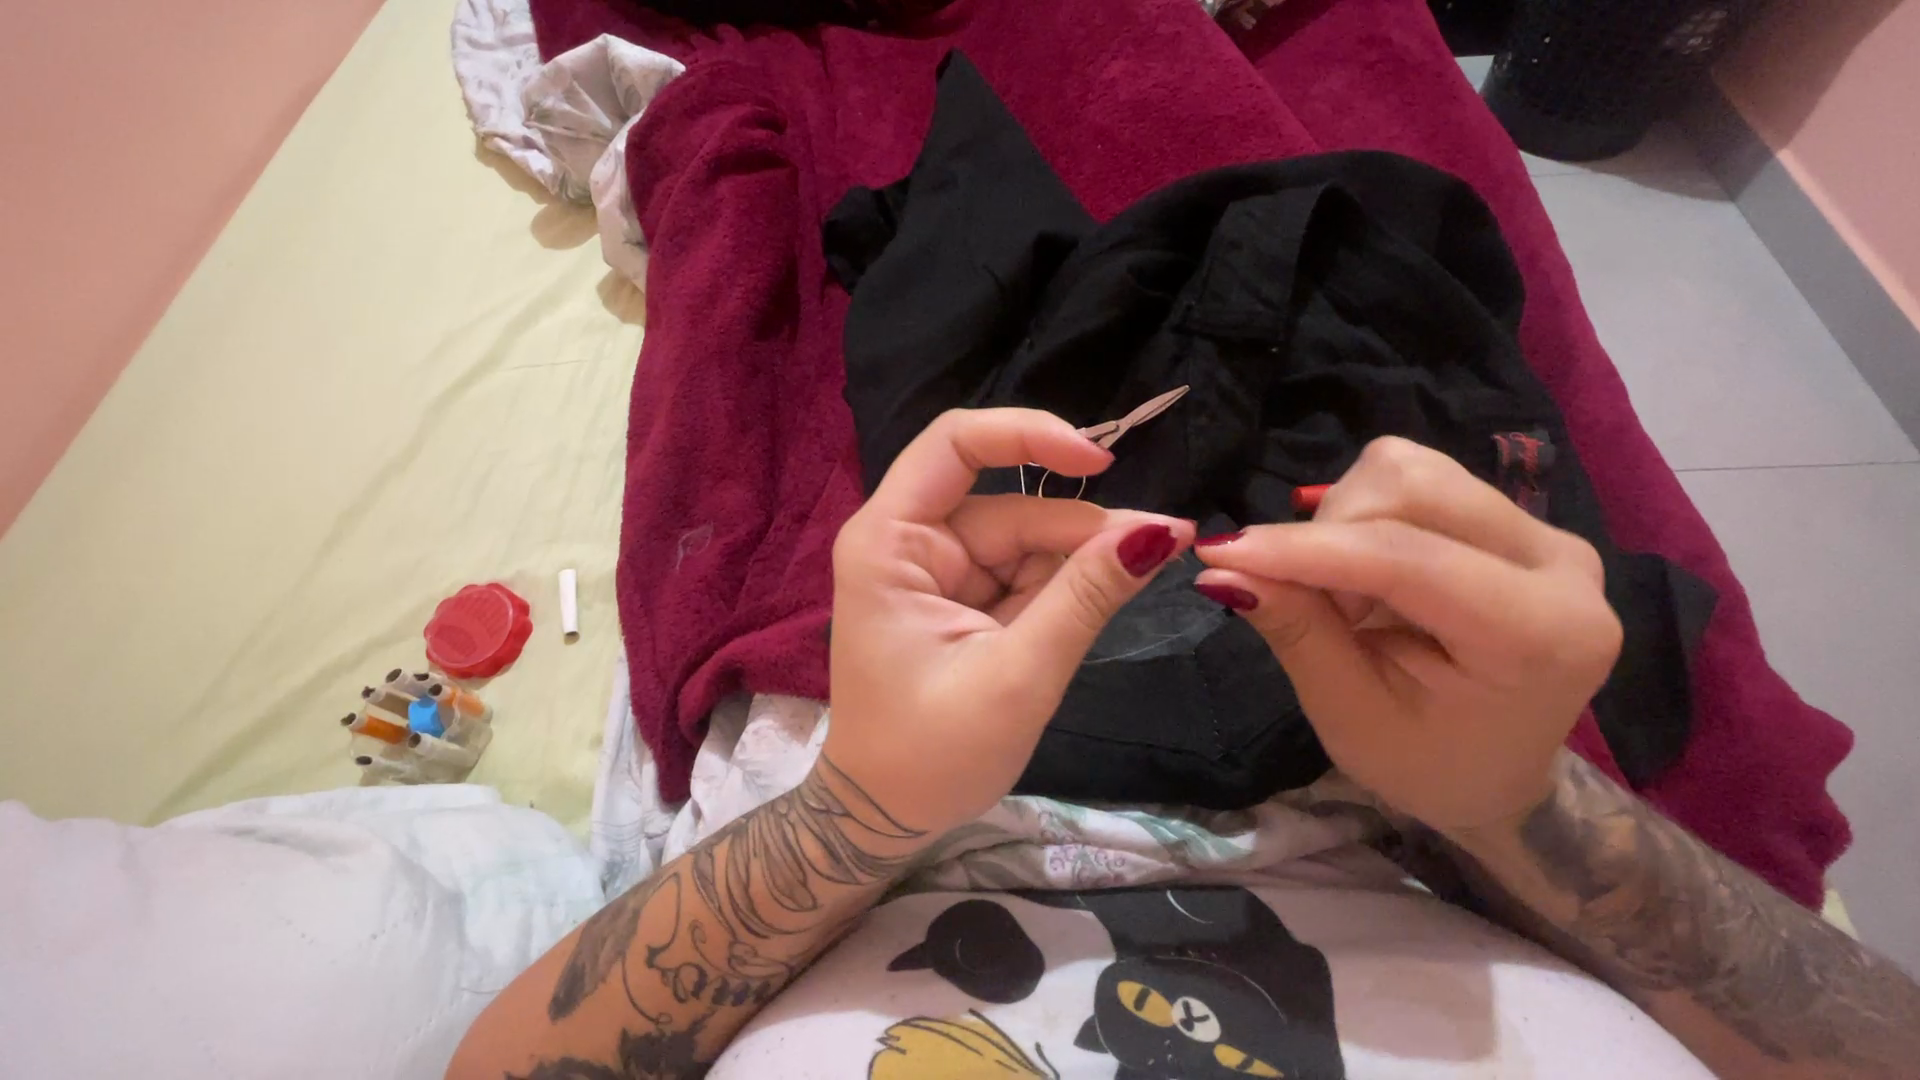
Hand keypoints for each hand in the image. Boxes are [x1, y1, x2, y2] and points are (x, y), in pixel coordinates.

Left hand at [823, 408, 1194, 835]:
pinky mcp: (959, 598)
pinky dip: (1062, 585)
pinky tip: (1100, 597)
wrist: (886, 817)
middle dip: (1079, 527)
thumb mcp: (1017, 675)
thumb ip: (1085, 597)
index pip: (954, 444)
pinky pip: (1022, 571)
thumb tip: (1160, 531)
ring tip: (1141, 575)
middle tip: (1164, 544)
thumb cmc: (932, 755)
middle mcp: (907, 541)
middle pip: (1007, 502)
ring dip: (1079, 559)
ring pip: (1024, 538)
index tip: (1102, 463)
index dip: (1029, 435)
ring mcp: (935, 570)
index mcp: (889, 543)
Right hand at [1193, 437, 1621, 835]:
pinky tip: (1365, 572)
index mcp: (1541, 634)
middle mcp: (1559, 562)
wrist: (1493, 772)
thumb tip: (1221, 567)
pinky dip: (1361, 515)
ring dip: (1343, 522)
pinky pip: (1416, 477)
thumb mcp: (1351, 716)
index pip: (1406, 558)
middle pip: (1411, 487)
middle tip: (1308, 600)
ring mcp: (1541, 532)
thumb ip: (1296, 632)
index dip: (1303, 548)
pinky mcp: (1513, 519)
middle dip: (1327, 535)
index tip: (1217, 552)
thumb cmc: (1424, 763)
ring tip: (1344, 594)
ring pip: (1408, 470)